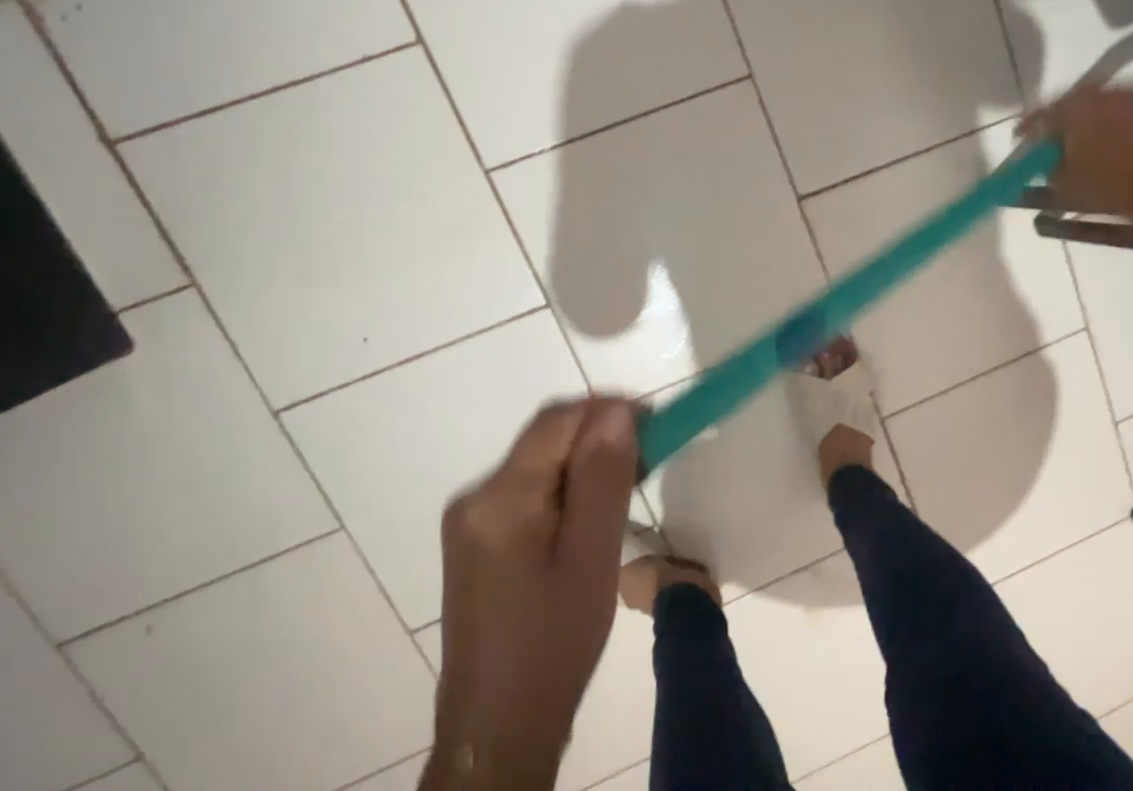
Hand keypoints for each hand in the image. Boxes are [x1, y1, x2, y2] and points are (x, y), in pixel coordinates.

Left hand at [427, 399, 638, 789]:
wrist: (499, 724)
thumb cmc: (553, 641)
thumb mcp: (591, 556)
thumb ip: (603, 478)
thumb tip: (617, 411)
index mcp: (500, 496)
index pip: (558, 420)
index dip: (610, 409)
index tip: (661, 424)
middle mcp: (476, 496)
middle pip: (546, 440)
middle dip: (601, 437)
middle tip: (654, 460)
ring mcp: (472, 521)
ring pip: (541, 466)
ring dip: (587, 464)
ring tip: (632, 489)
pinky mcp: (478, 544)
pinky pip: (529, 495)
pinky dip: (568, 491)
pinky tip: (595, 518)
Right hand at [1023, 85, 1132, 217]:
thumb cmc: (1103, 187)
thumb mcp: (1062, 179)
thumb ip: (1045, 162)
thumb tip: (1041, 155)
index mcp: (1075, 109)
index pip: (1044, 113)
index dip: (1029, 126)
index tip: (1019, 137)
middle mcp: (1099, 96)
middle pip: (1068, 101)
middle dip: (1056, 117)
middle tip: (1047, 135)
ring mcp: (1123, 101)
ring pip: (1092, 102)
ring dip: (1079, 116)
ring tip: (1072, 135)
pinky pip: (1113, 108)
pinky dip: (1101, 119)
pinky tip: (1097, 136)